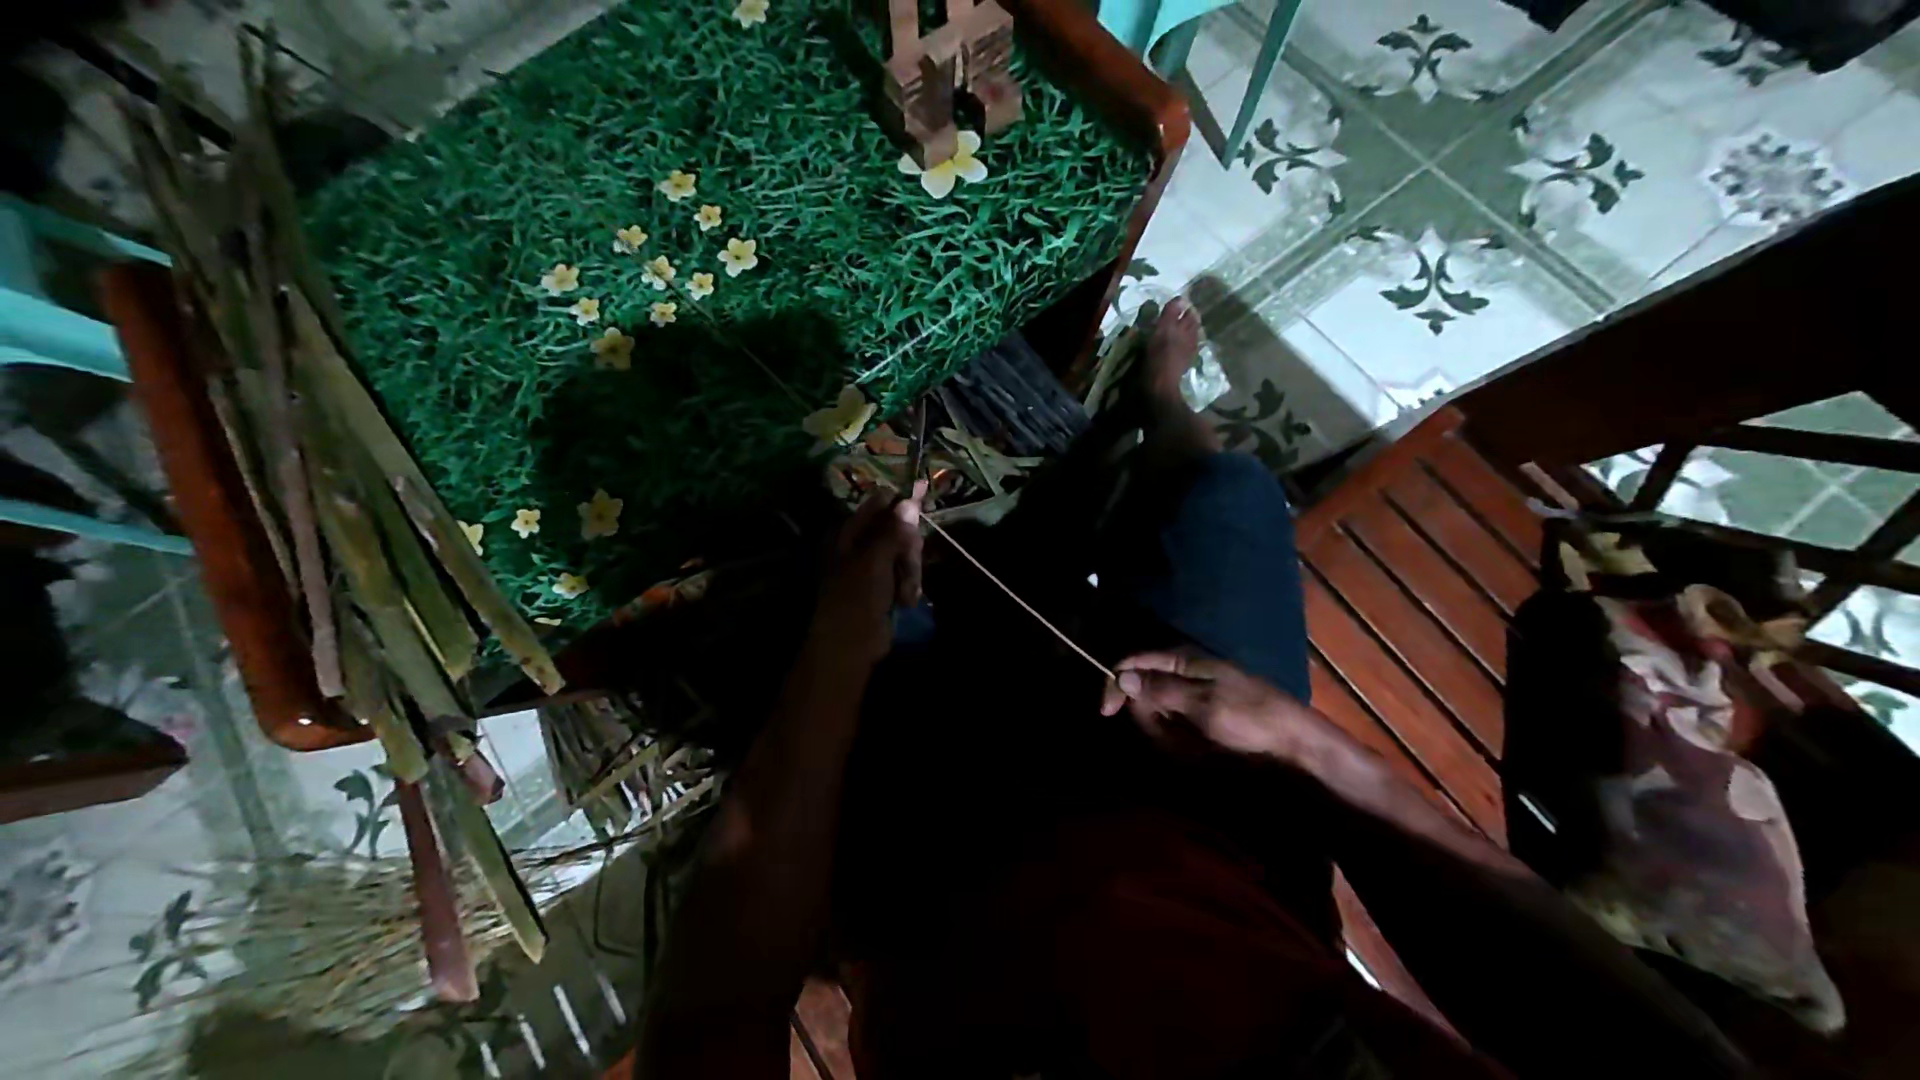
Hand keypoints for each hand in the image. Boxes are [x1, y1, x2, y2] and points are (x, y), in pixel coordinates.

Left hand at [810, 482, 925, 666]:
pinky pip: (907, 574)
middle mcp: (862, 545)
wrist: (850, 645)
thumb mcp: (875, 560)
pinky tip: (905, 600)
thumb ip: (893, 530)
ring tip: (905, 592)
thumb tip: (910, 501)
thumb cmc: (856, 598)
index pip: (879, 503)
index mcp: (850, 533)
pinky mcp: (887, 585)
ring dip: (910, 571)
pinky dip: (909, 586)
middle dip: (909, 546)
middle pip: (899, 528)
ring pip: (907, 553)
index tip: (923, 497)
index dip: (901, 500)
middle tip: (909, 560)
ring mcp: (875, 566)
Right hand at [1100, 649, 1323, 762]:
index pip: (1133, 662)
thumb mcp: (1203, 702)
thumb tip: (1122, 675)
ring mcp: (1192, 696)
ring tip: (1193, 747)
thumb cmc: (1250, 716)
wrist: (1295, 743)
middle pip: (1142, 689)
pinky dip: (1178, 739)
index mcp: (1182, 660)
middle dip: (1147, 715)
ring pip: (1156, 711)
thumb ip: (1161, 689)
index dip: (1116, 683)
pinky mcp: (1201, 716)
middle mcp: (1182, 673)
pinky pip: (1174, 725)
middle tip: (1170, 737)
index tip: (1107, 713)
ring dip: (1164, 731)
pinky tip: (1199, 750)